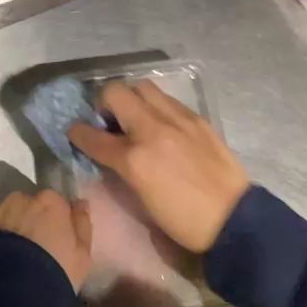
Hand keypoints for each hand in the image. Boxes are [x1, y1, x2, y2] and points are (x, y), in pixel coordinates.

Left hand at [0, 189, 92, 290]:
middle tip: (29, 252)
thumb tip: (81, 203)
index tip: (53, 242)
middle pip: (27, 206)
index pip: (55, 204)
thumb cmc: (51, 279)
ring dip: (6, 230)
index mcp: (50, 202)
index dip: (54, 223)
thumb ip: (83, 227)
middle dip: (28, 223)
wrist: (2, 303)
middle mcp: (19, 198)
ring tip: (5, 260)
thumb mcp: (81, 260)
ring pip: (2, 215)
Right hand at [67, 79, 250, 252]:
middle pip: (114, 93)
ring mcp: (176, 118)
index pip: (94, 137)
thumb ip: (122, 168)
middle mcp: (152, 129)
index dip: (78, 133)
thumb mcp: (142, 199)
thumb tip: (110, 152)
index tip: (73, 130)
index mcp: (135, 159)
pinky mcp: (195, 117)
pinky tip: (161, 123)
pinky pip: (166, 99)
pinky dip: (156, 105)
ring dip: (131, 98)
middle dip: (103, 103)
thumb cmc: (183, 220)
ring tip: (135, 117)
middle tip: (108, 120)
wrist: (232, 218)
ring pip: (142, 87)